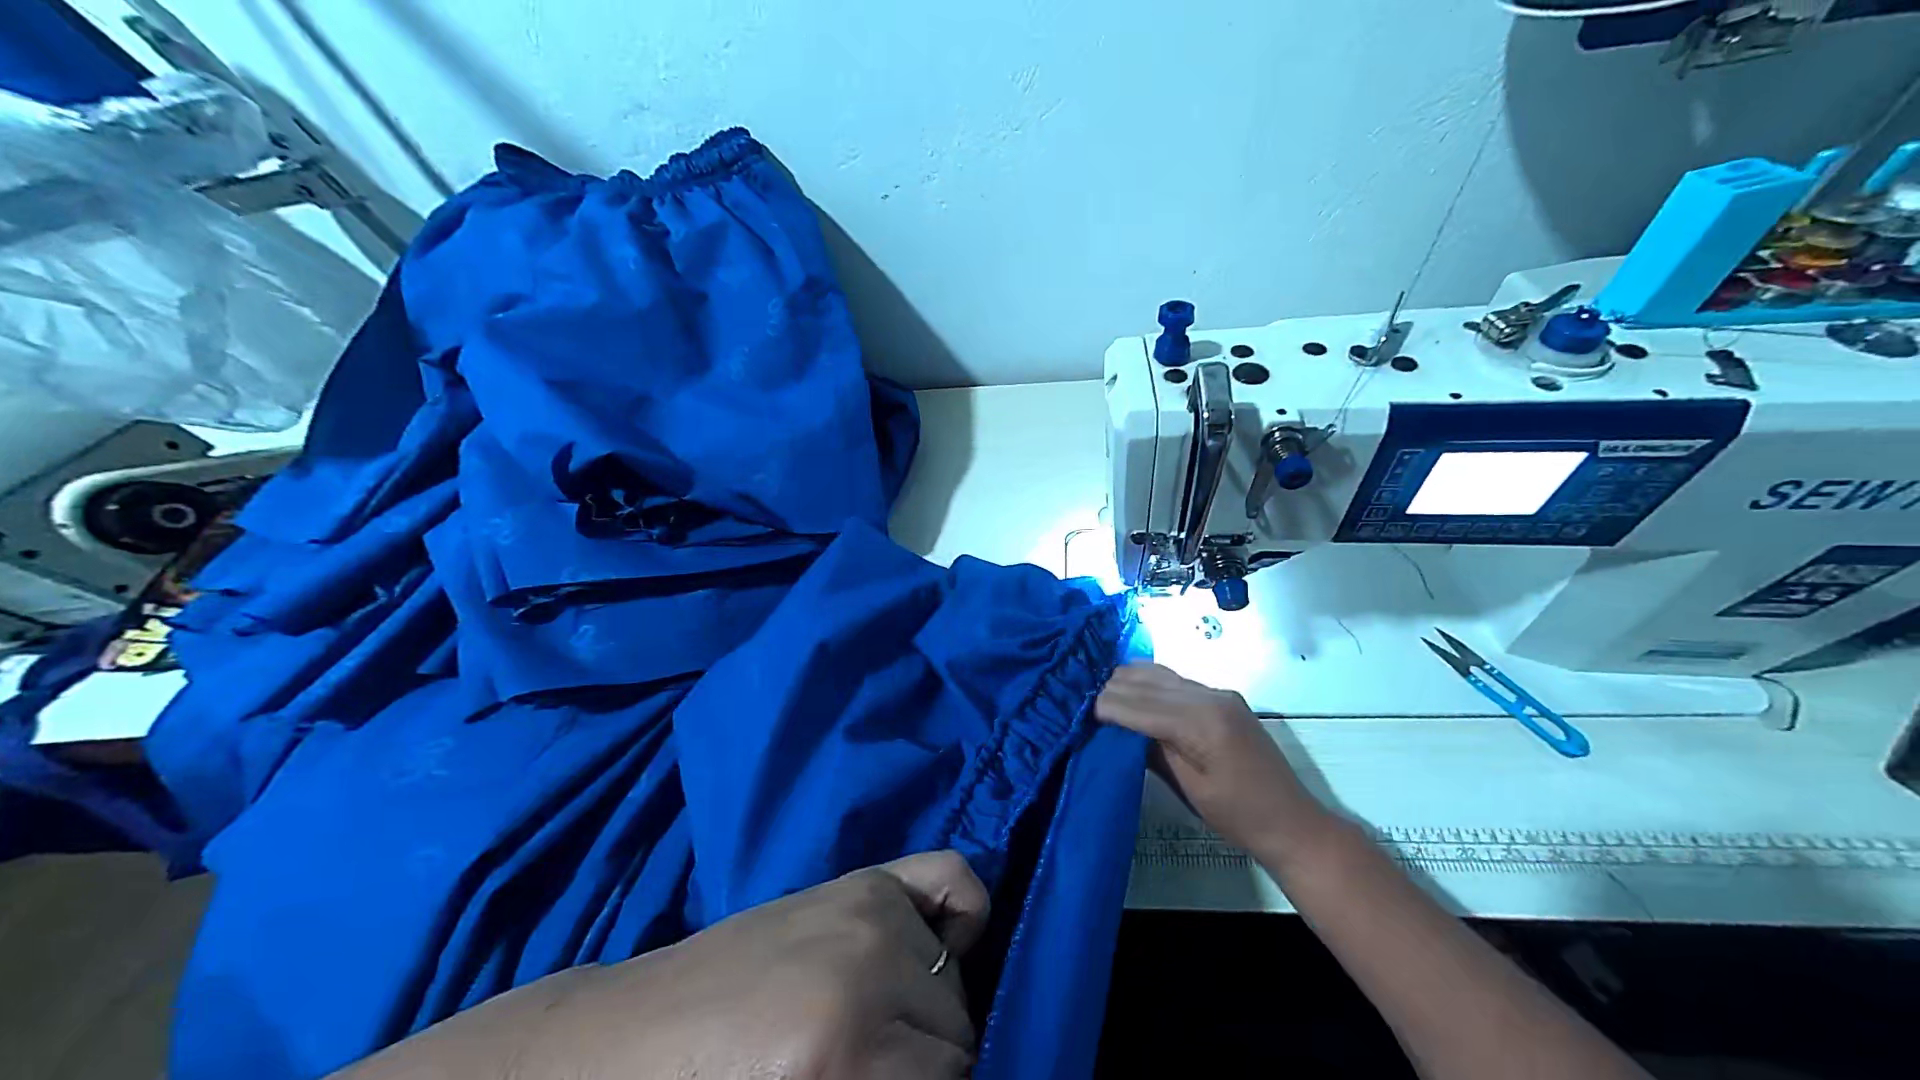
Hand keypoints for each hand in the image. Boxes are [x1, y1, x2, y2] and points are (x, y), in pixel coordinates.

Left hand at [336, 851, 989, 1079]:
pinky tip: (939, 947)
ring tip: (874, 1037)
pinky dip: (965, 917)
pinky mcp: (860, 880)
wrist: (616, 1055)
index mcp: (843, 1056)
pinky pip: (954, 882)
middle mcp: (867, 968)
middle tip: (870, 1076)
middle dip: (927, 1072)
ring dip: (931, 1022)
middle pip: (959, 1040)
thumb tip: (946, 1068)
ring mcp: (865, 911)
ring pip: (955, 987)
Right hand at [1096, 662, 1335, 858]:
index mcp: (1201, 720)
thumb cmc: (1238, 815)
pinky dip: (1147, 685)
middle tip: (1079, 704)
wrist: (1292, 821)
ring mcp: (1217, 692)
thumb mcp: (1188, 787)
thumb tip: (1114, 728)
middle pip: (1144, 681)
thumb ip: (1151, 750)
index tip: (1073, 712)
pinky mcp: (1220, 697)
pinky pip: (1173, 681)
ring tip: (1098, 697)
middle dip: (1109, 690)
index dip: (1103, 706)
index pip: (1137, 702)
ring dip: (1126, 683)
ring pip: (1157, 673)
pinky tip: (1129, 695)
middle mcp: (1209, 695)